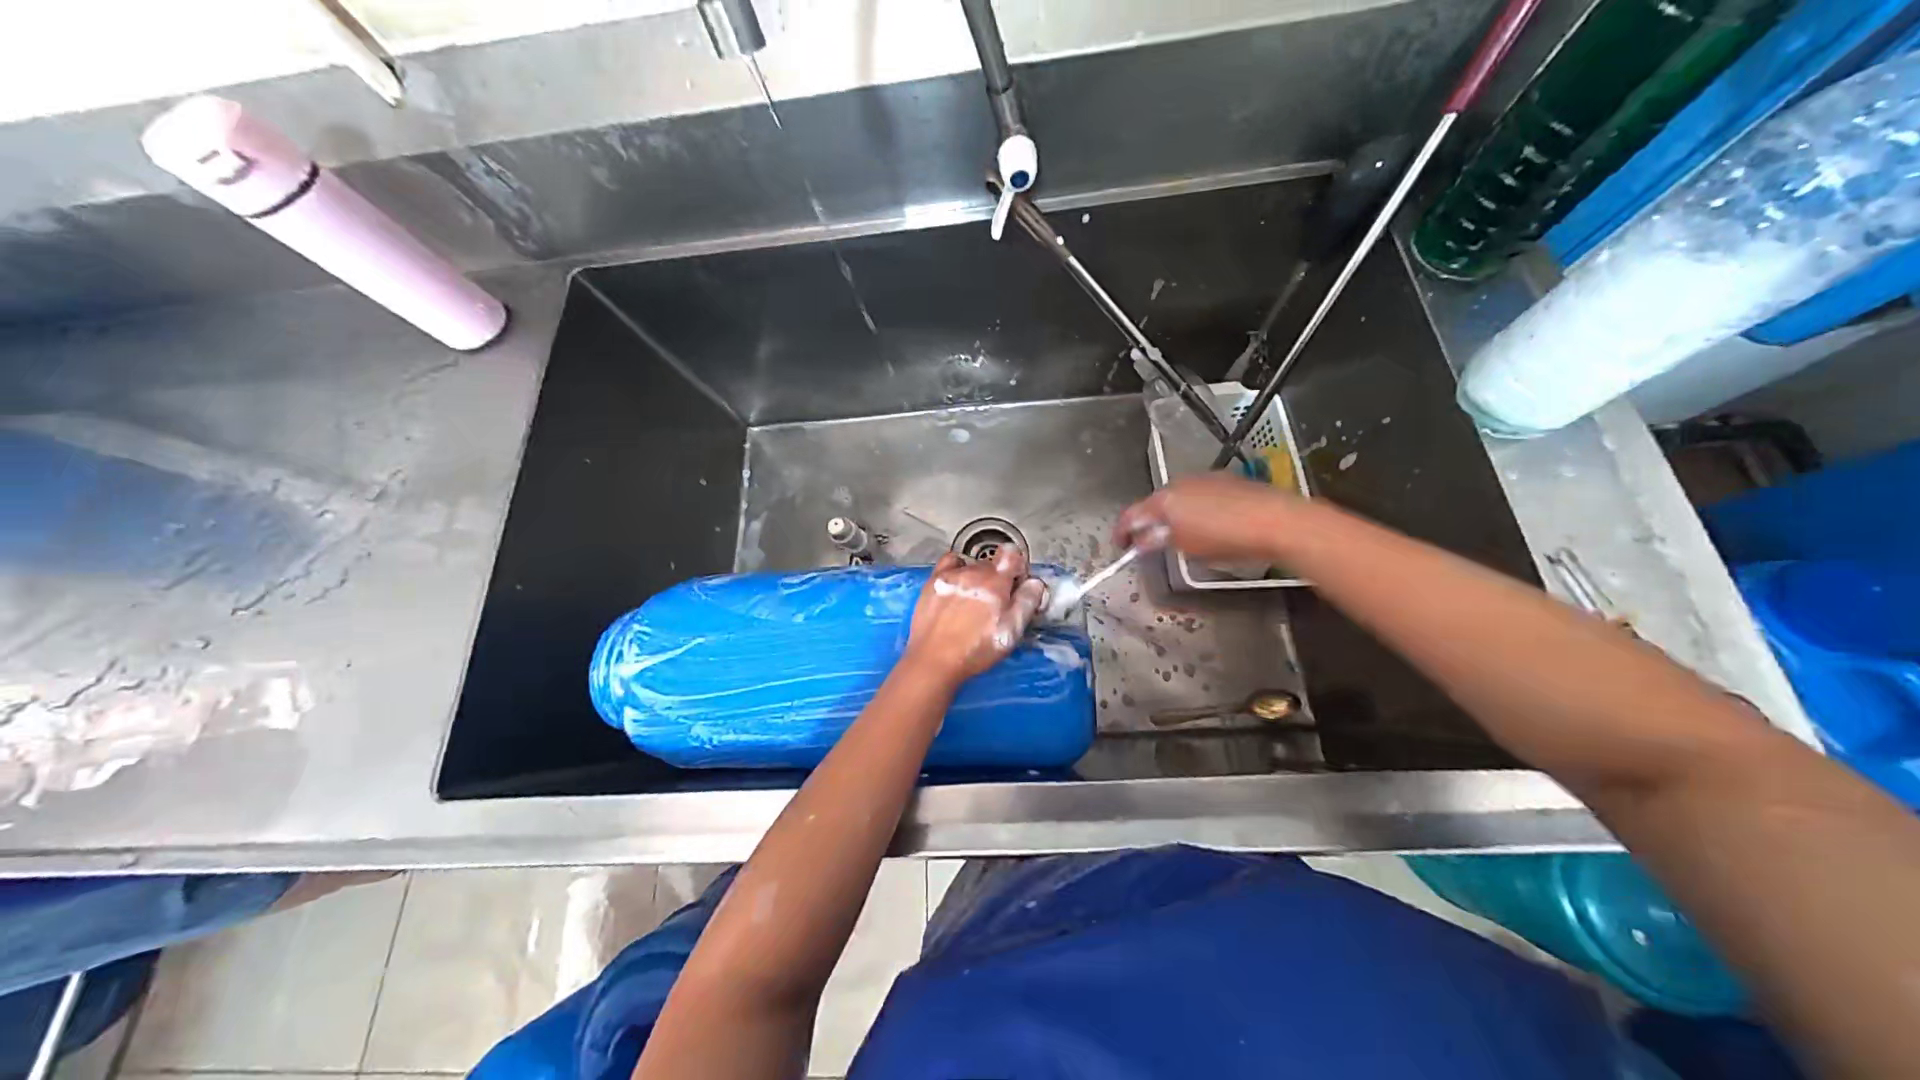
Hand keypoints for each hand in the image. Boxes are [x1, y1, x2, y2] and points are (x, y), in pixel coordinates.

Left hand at [904, 551, 1046, 682]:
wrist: (934, 658)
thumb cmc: (977, 649)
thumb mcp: (1012, 631)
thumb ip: (1027, 602)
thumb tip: (1035, 583)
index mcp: (996, 581)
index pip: (1012, 554)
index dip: (1018, 567)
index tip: (1016, 586)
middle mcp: (973, 571)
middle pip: (991, 564)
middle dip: (998, 578)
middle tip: (995, 604)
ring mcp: (951, 574)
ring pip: (971, 566)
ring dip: (977, 578)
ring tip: (973, 603)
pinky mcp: (933, 581)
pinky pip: (950, 563)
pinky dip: (957, 569)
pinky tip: (956, 586)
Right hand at [1113, 472, 1300, 562]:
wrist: (1276, 521)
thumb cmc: (1226, 537)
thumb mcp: (1185, 547)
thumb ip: (1157, 541)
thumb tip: (1142, 541)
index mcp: (1164, 499)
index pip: (1131, 514)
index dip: (1122, 530)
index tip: (1120, 543)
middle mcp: (1180, 483)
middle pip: (1155, 502)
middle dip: (1150, 521)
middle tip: (1149, 542)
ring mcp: (1205, 478)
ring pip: (1179, 497)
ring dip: (1174, 514)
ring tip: (1180, 536)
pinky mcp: (1228, 481)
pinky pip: (1201, 495)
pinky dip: (1195, 509)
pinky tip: (1208, 526)